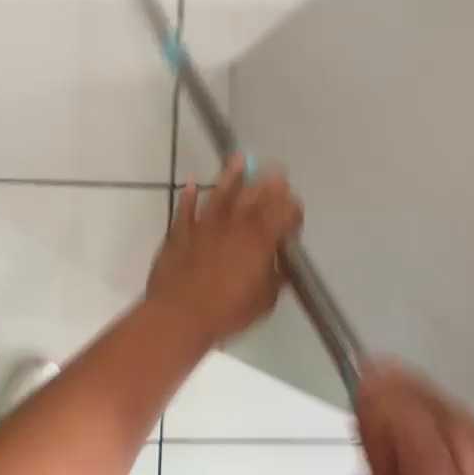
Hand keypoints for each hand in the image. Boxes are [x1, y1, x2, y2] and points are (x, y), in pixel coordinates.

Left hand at [146, 156, 302, 344]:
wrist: (178, 316)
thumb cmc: (227, 312)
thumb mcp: (265, 299)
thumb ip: (275, 276)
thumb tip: (279, 264)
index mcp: (260, 238)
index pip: (283, 212)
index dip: (292, 211)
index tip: (295, 218)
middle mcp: (234, 225)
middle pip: (254, 196)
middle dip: (268, 183)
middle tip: (276, 171)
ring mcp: (204, 226)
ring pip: (220, 194)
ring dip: (231, 175)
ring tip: (239, 158)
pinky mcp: (179, 234)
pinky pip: (185, 210)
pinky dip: (190, 195)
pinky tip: (193, 183)